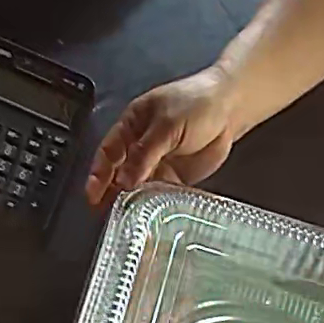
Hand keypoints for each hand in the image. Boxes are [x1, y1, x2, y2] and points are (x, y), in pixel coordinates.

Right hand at [85, 66, 241, 207]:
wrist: (231, 109)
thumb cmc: (197, 103)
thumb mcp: (167, 125)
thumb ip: (145, 154)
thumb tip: (125, 181)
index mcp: (133, 125)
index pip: (108, 152)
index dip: (98, 174)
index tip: (92, 194)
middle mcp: (141, 146)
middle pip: (119, 173)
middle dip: (110, 193)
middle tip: (103, 212)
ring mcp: (157, 163)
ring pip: (137, 187)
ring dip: (130, 202)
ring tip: (123, 219)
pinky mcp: (173, 178)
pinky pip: (157, 195)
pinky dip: (151, 205)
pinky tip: (147, 215)